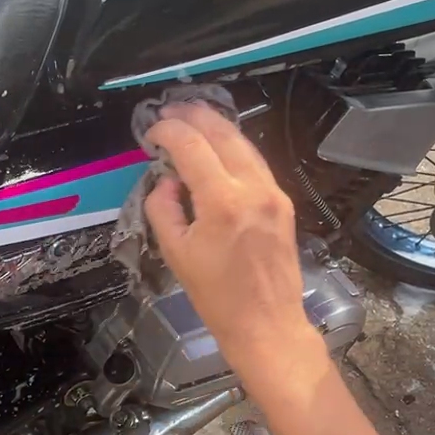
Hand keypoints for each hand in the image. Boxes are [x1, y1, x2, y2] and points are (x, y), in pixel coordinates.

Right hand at [143, 101, 325, 383]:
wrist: (265, 323)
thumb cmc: (216, 296)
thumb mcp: (175, 254)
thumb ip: (163, 209)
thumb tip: (168, 182)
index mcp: (221, 202)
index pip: (191, 146)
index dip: (167, 131)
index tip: (151, 132)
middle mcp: (252, 188)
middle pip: (222, 133)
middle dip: (194, 116)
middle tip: (171, 110)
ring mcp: (273, 193)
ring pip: (244, 143)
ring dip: (216, 127)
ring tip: (193, 119)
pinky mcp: (283, 202)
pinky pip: (255, 163)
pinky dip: (234, 148)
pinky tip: (219, 149)